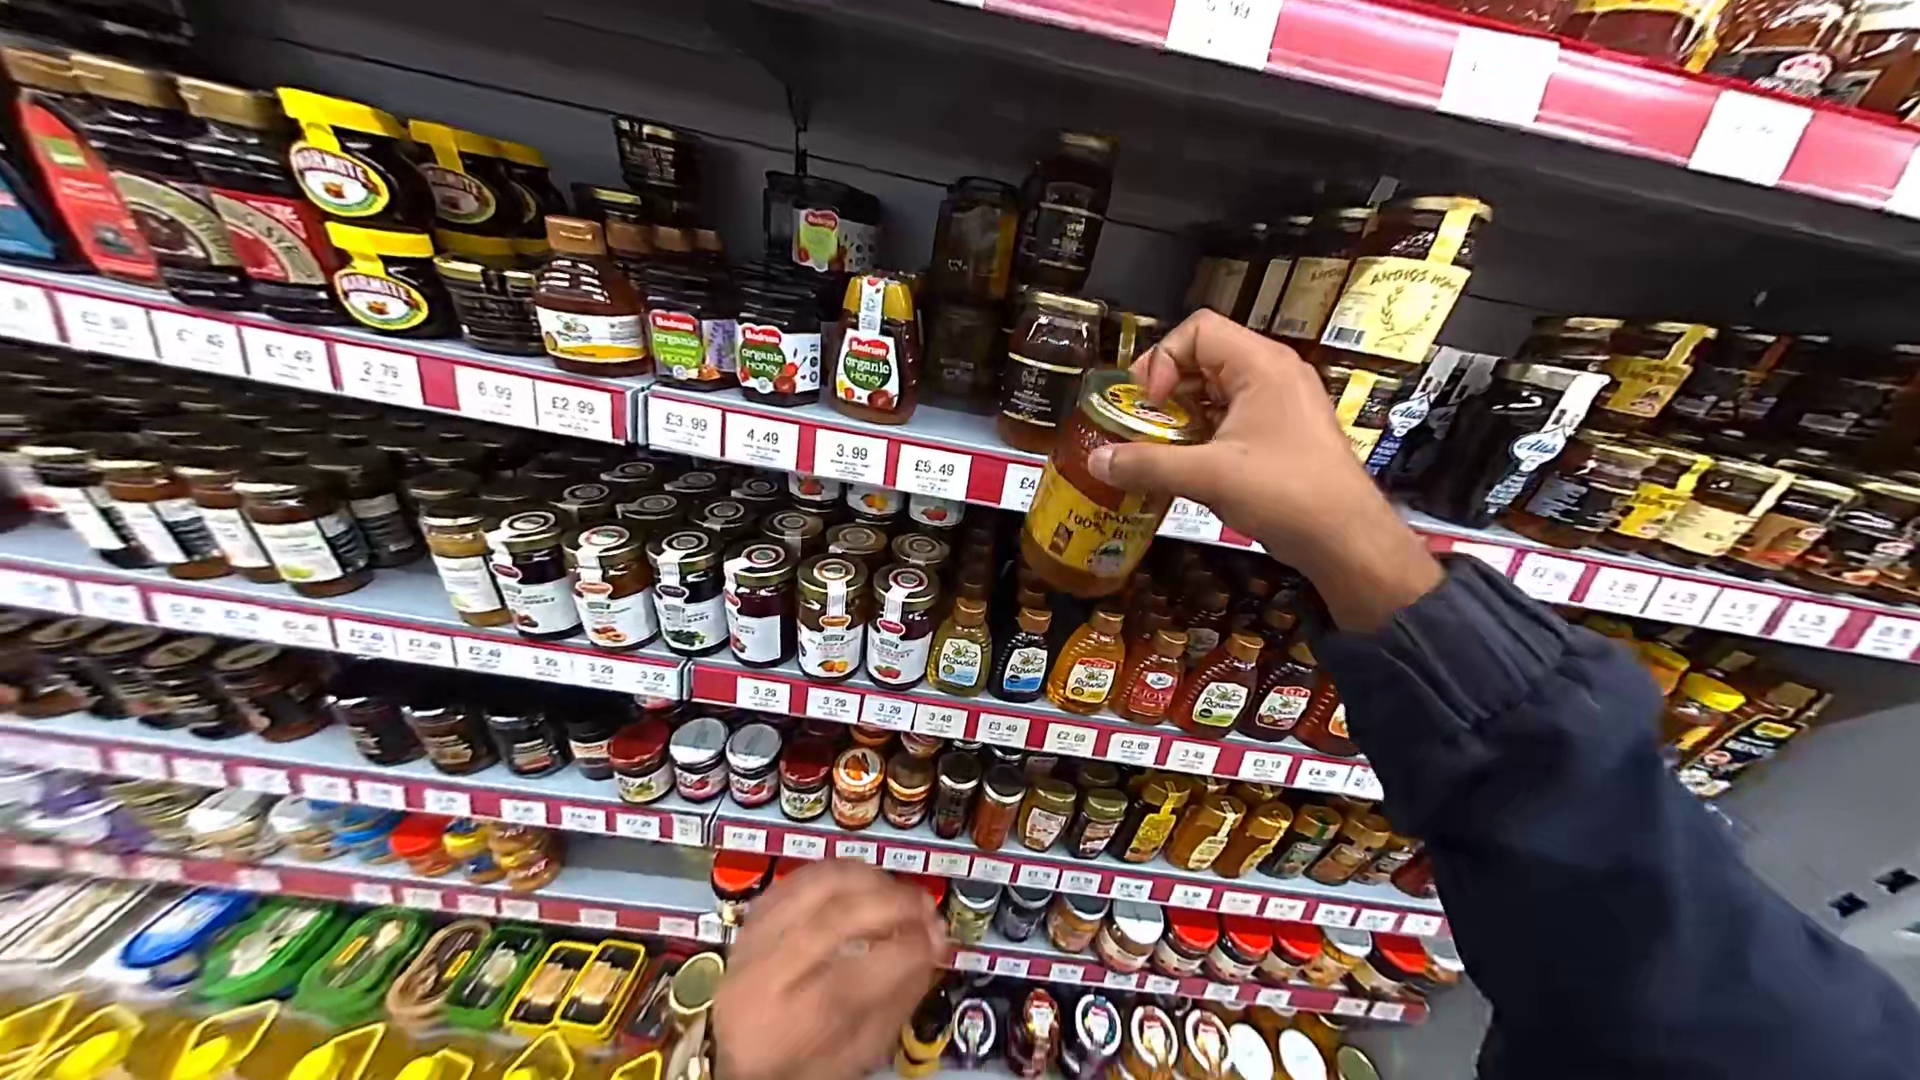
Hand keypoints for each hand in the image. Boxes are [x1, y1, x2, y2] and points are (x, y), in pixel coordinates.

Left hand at [711, 860, 944, 1079]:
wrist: (731, 1054)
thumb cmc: (796, 1066)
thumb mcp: (850, 1060)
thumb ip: (894, 1005)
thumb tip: (931, 948)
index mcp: (781, 1031)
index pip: (845, 983)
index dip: (901, 953)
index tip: (937, 939)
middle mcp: (759, 977)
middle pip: (831, 920)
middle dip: (892, 905)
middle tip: (926, 905)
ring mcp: (752, 938)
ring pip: (816, 884)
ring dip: (869, 878)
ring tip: (900, 891)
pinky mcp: (754, 913)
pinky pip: (802, 875)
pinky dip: (841, 870)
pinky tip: (866, 881)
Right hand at [1088, 310, 1442, 629]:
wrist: (1345, 539)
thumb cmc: (1284, 493)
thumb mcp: (1208, 476)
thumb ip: (1147, 465)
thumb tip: (1095, 462)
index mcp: (1260, 366)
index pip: (1198, 330)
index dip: (1163, 359)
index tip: (1150, 403)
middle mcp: (1271, 374)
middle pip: (1203, 356)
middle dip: (1165, 387)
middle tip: (1140, 423)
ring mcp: (1278, 403)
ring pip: (1214, 389)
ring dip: (1179, 413)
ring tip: (1156, 445)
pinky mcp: (1278, 432)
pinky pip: (1228, 415)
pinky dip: (1199, 431)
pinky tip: (1183, 462)